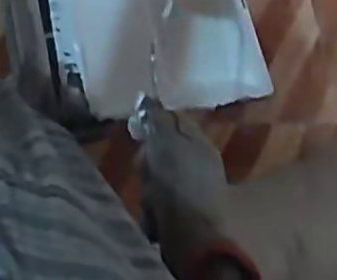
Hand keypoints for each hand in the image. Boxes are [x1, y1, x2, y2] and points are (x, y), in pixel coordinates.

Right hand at [136, 101, 257, 278]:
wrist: (192, 239)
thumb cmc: (177, 182)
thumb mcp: (163, 139)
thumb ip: (155, 116)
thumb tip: (146, 97)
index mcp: (200, 140)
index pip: (173, 116)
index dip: (153, 117)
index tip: (135, 125)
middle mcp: (201, 161)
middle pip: (164, 145)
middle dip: (148, 154)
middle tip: (142, 163)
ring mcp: (196, 189)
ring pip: (160, 173)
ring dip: (148, 180)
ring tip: (146, 192)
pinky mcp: (187, 214)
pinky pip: (162, 198)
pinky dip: (154, 204)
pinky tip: (152, 211)